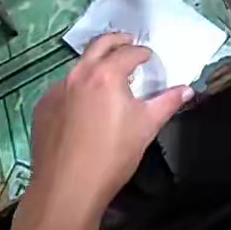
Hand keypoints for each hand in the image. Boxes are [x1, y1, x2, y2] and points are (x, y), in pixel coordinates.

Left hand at [25, 33, 190, 222]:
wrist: (66, 188)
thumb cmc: (113, 155)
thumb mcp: (147, 127)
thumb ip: (168, 103)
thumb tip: (187, 90)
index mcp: (106, 74)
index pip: (129, 52)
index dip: (143, 53)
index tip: (150, 58)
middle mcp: (79, 75)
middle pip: (99, 45)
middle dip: (116, 41)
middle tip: (128, 42)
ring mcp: (56, 90)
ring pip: (79, 66)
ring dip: (96, 64)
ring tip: (108, 77)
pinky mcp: (43, 107)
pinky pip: (64, 88)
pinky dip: (78, 87)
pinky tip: (85, 106)